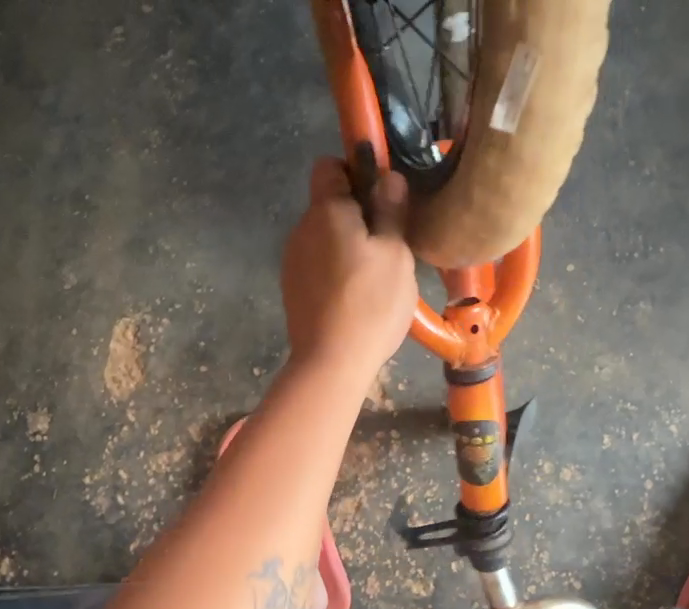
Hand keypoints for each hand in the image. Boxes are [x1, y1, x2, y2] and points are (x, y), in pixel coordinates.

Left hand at [279, 158, 416, 372]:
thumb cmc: (371, 304)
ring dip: (346, 247)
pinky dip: (334, 272)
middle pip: (328, 205)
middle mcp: (301, 228)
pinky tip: (354, 299)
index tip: (380, 198)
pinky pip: (317, 266)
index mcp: (326, 211)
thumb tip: (388, 176)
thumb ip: (390, 212)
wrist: (331, 363)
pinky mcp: (292, 290)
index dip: (355, 171)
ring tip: (373, 279)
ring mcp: (292, 261)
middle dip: (355, 215)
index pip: (329, 166)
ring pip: (323, 238)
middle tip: (388, 246)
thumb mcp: (396, 254)